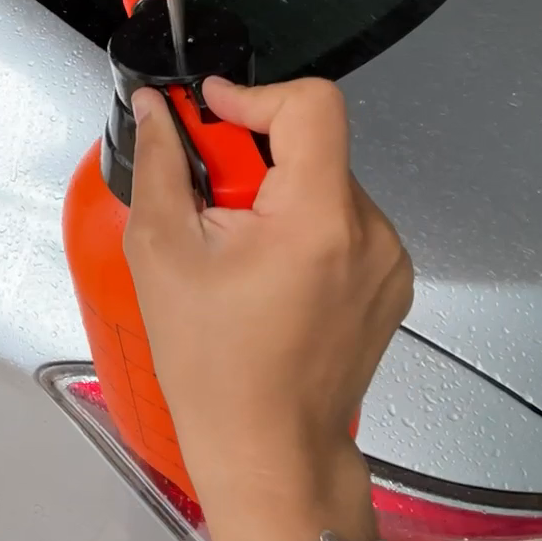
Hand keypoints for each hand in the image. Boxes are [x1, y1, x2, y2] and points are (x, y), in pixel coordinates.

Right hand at [123, 78, 411, 540]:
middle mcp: (371, 232)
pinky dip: (293, 216)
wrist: (267, 446)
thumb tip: (154, 108)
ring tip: (228, 238)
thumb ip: (160, 161)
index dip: (250, 95)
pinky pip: (338, 215)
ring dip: (268, 185)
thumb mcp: (160, 246)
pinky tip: (259, 262)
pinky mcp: (387, 280)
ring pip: (321, 177)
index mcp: (318, 219)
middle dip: (246, 151)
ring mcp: (388, 260)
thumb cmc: (211, 358)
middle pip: (309, 141)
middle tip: (203, 192)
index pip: (311, 105)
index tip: (207, 110)